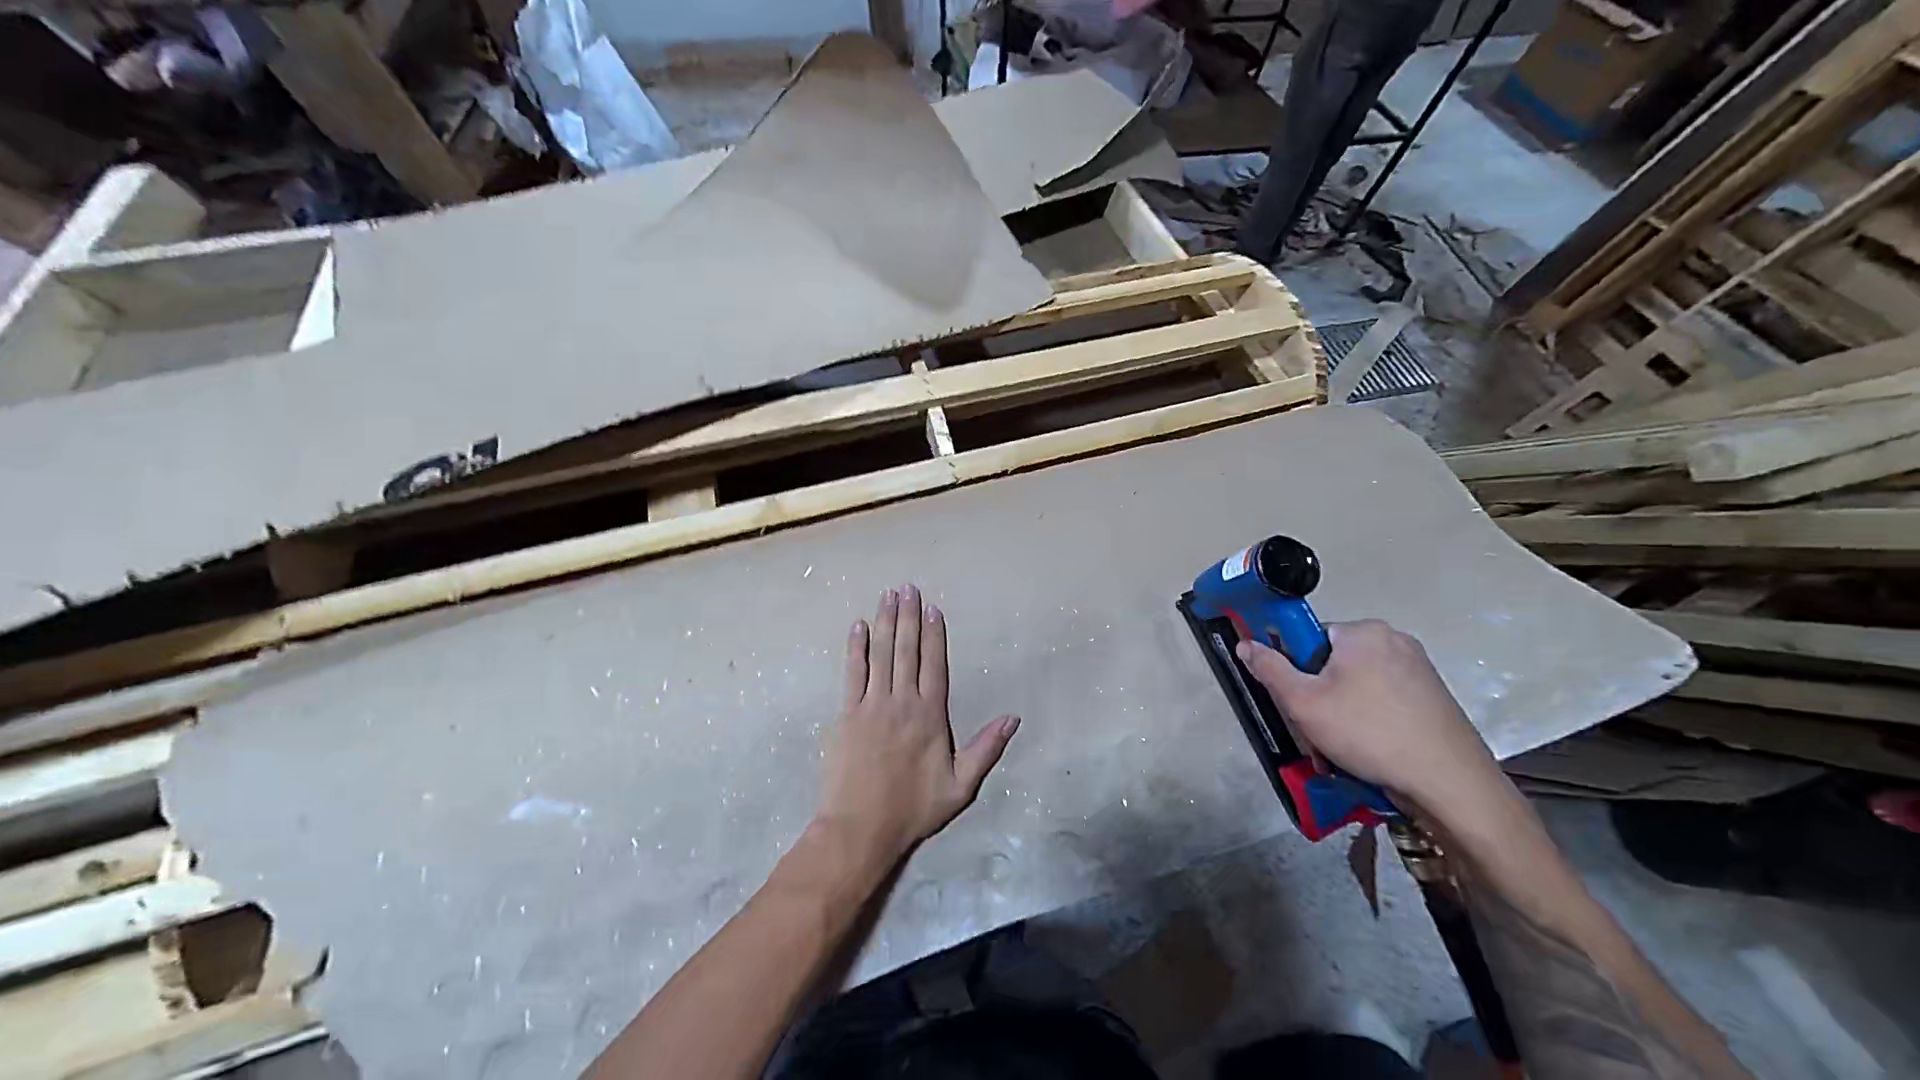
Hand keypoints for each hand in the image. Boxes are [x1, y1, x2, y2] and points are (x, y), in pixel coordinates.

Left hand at [813, 585, 1019, 868]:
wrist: (860, 827)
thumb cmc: (913, 808)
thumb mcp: (961, 786)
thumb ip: (986, 749)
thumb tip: (1013, 718)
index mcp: (930, 716)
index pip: (934, 665)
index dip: (935, 635)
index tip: (933, 608)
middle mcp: (902, 702)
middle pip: (906, 651)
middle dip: (908, 617)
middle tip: (908, 588)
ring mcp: (871, 705)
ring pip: (880, 655)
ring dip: (884, 623)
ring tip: (887, 596)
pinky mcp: (846, 714)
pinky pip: (852, 673)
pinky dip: (855, 649)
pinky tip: (857, 628)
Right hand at [1236, 620, 1502, 815]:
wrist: (1449, 782)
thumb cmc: (1368, 732)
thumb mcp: (1302, 702)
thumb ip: (1269, 668)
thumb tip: (1245, 644)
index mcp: (1363, 631)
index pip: (1308, 638)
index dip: (1295, 668)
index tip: (1296, 698)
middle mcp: (1394, 640)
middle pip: (1333, 662)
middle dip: (1319, 694)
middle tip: (1316, 728)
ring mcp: (1420, 669)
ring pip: (1358, 685)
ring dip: (1342, 711)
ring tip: (1342, 746)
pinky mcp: (1434, 697)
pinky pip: (1384, 701)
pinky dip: (1370, 721)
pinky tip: (1370, 749)